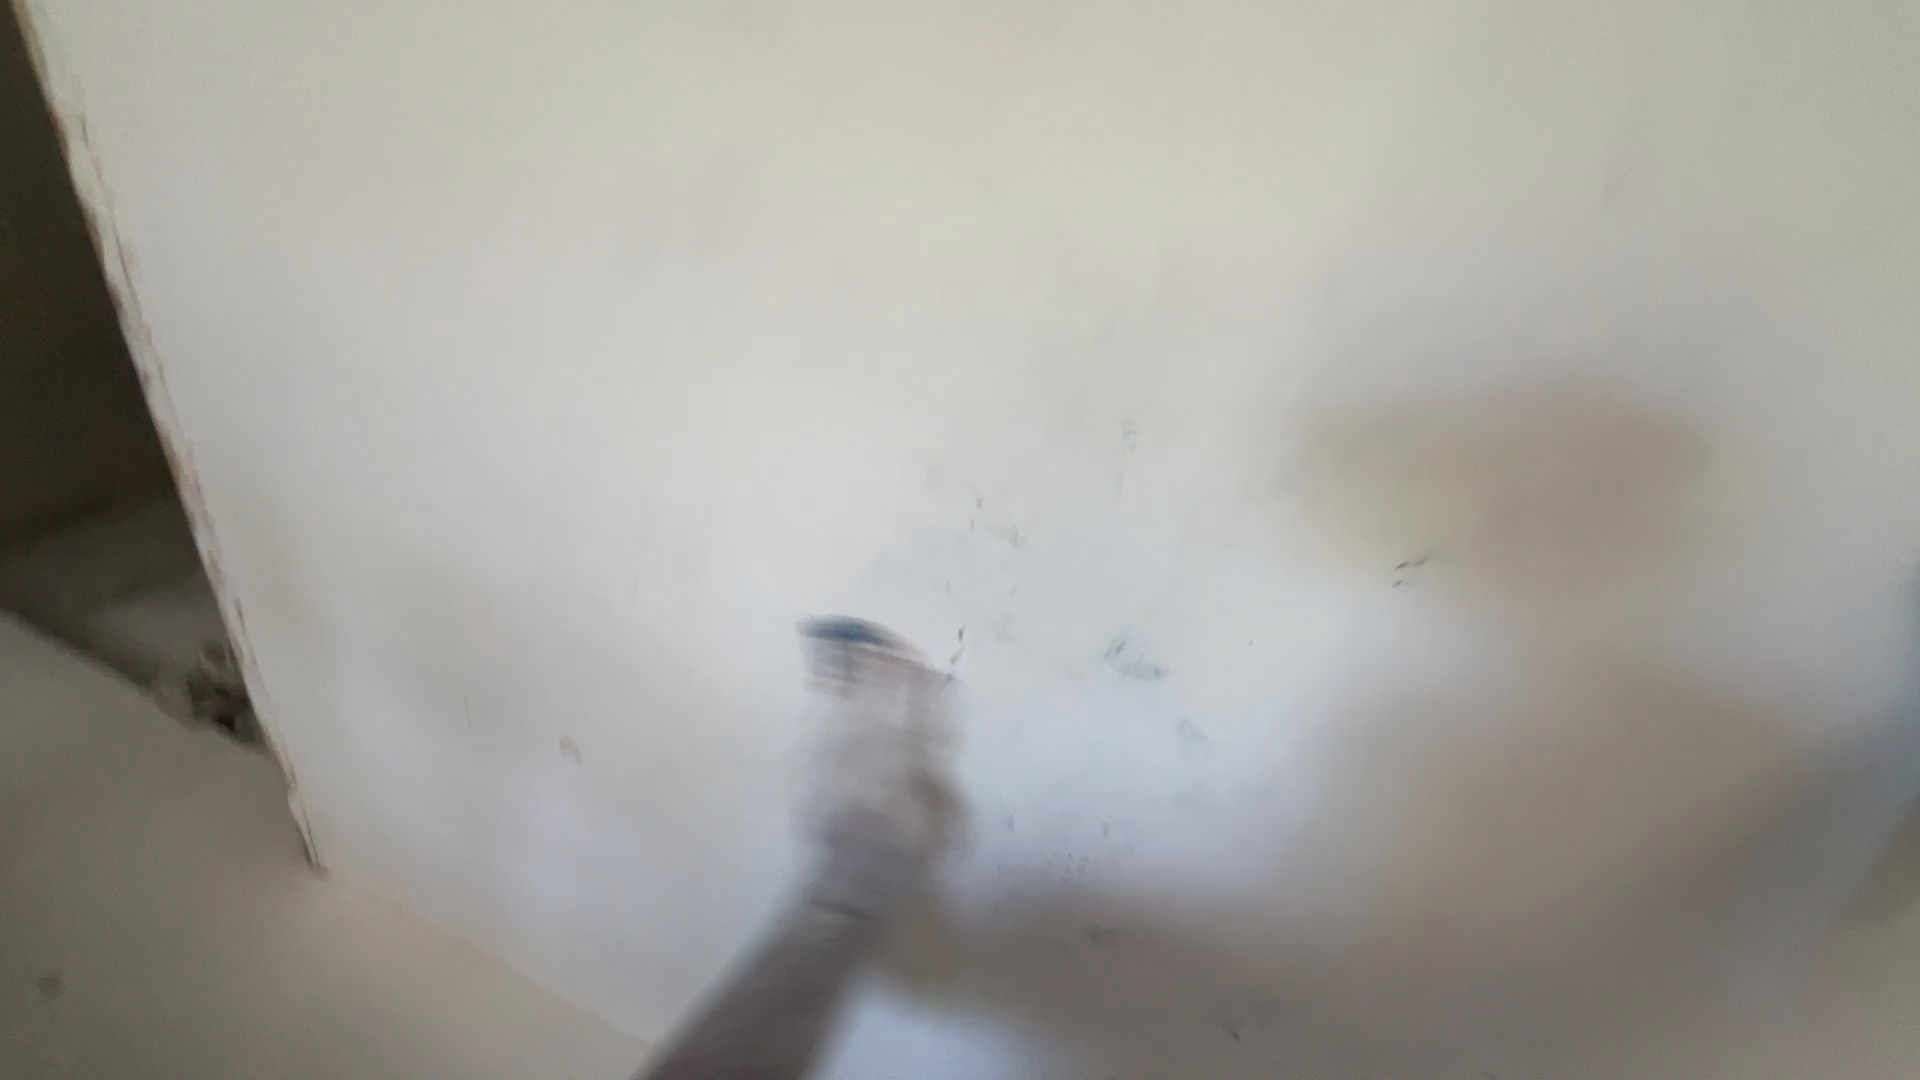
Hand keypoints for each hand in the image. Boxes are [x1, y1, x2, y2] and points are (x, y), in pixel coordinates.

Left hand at [798, 618, 958, 917]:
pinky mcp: (808, 782)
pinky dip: (816, 706)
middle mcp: (865, 782)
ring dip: (843, 680)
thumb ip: (937, 786)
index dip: (910, 693)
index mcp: (901, 794)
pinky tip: (817, 681)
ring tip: (843, 644)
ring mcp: (832, 780)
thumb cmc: (898, 869)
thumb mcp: (936, 834)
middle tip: (874, 640)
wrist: (843, 898)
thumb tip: (937, 739)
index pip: (909, 730)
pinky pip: (812, 737)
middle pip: (872, 717)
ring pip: (839, 721)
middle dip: (874, 677)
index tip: (911, 658)